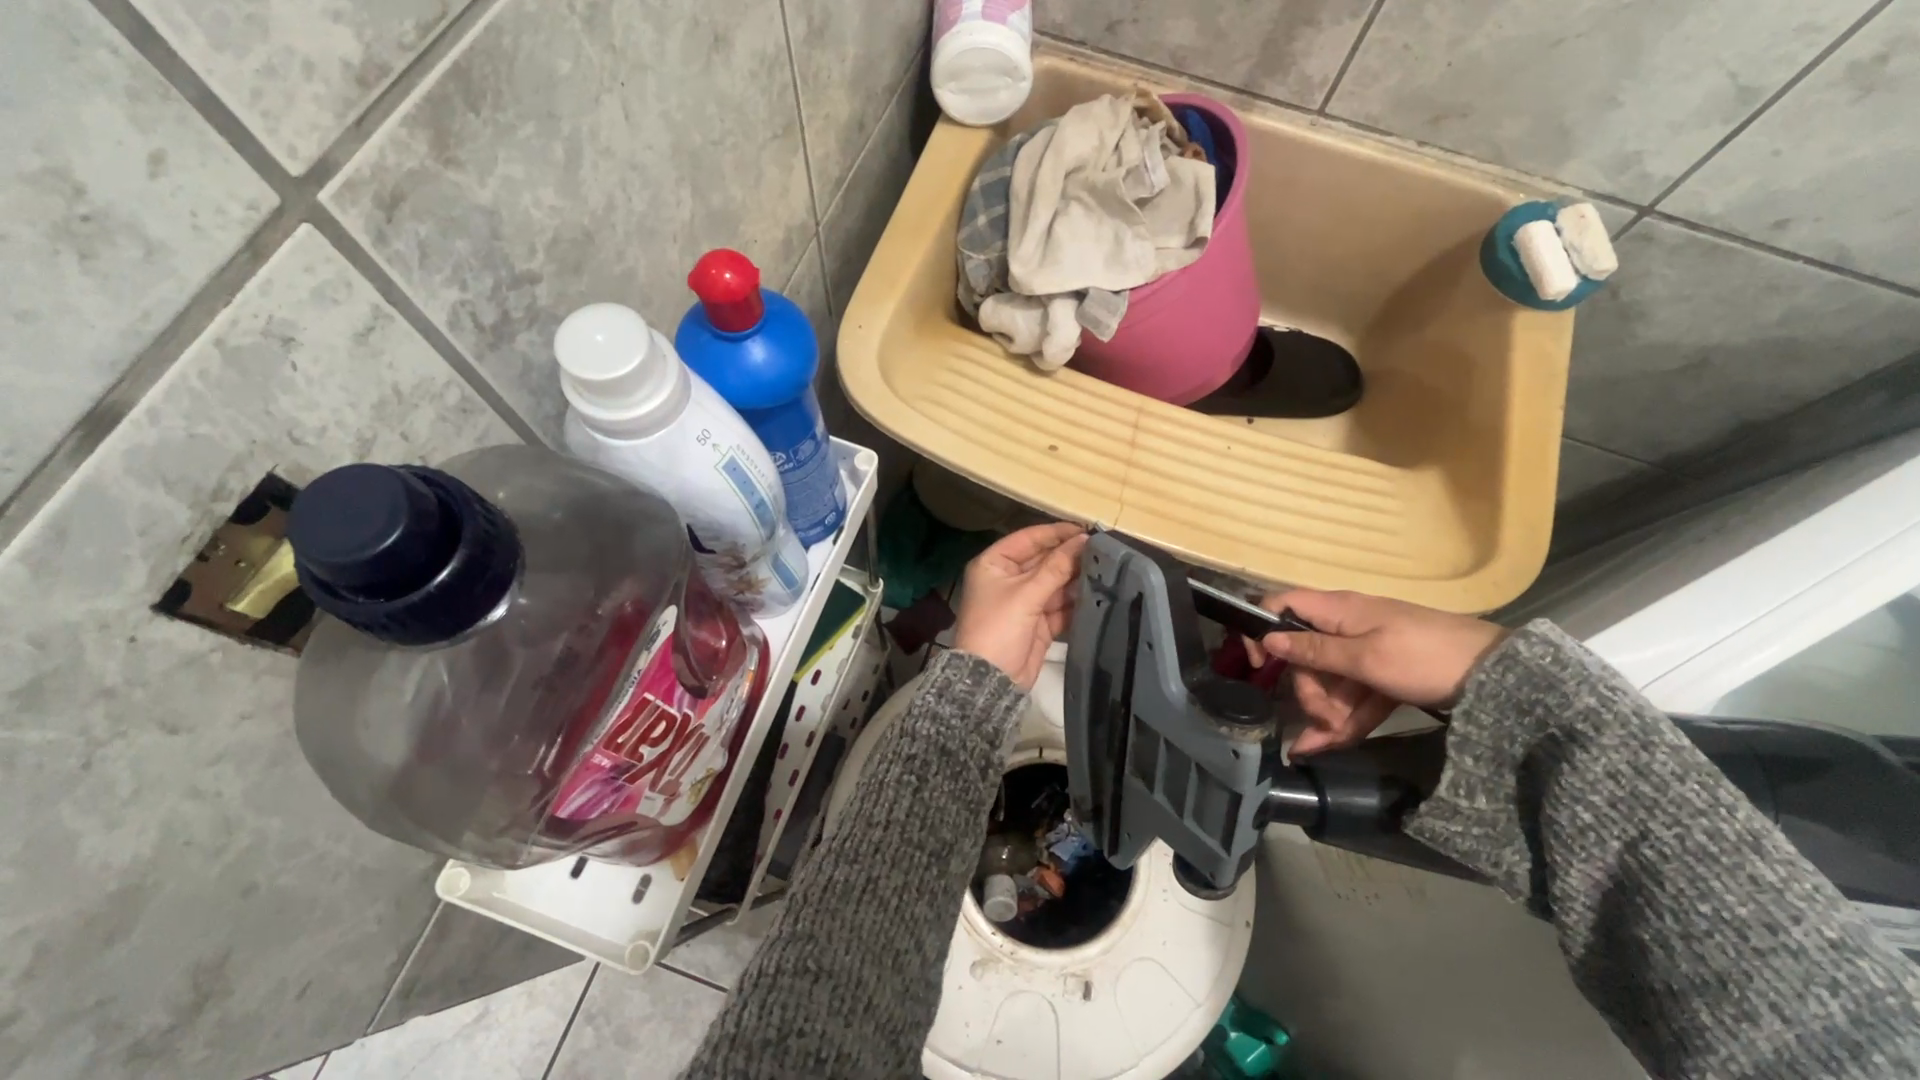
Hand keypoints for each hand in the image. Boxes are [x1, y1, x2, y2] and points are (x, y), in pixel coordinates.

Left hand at [952, 523, 1087, 689]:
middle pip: (1044, 560)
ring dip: (1076, 579)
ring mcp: (1024, 601)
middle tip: (1103, 550)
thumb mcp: (1026, 594)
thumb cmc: (999, 628)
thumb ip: (1056, 567)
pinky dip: (1075, 602)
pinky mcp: (1038, 623)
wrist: (990, 680)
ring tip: (1106, 570)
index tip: (1085, 530)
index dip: (1056, 533)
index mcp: (994, 564)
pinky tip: (1097, 593)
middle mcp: (1008, 579)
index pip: (1028, 539)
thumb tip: (1083, 539)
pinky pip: (1060, 606)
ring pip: (1055, 583)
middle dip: (1070, 557)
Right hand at [1245, 589, 1507, 755]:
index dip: (1261, 630)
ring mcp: (1369, 653)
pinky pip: (1355, 695)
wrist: (1499, 676)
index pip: (1282, 606)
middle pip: (1306, 655)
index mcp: (1338, 611)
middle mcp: (1348, 627)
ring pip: (1331, 681)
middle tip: (1320, 717)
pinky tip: (1328, 746)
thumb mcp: (1364, 658)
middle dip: (1308, 690)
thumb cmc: (1423, 658)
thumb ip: (1313, 650)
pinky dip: (1345, 719)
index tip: (1255, 664)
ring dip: (1326, 712)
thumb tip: (1267, 638)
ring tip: (1326, 742)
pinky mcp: (1387, 676)